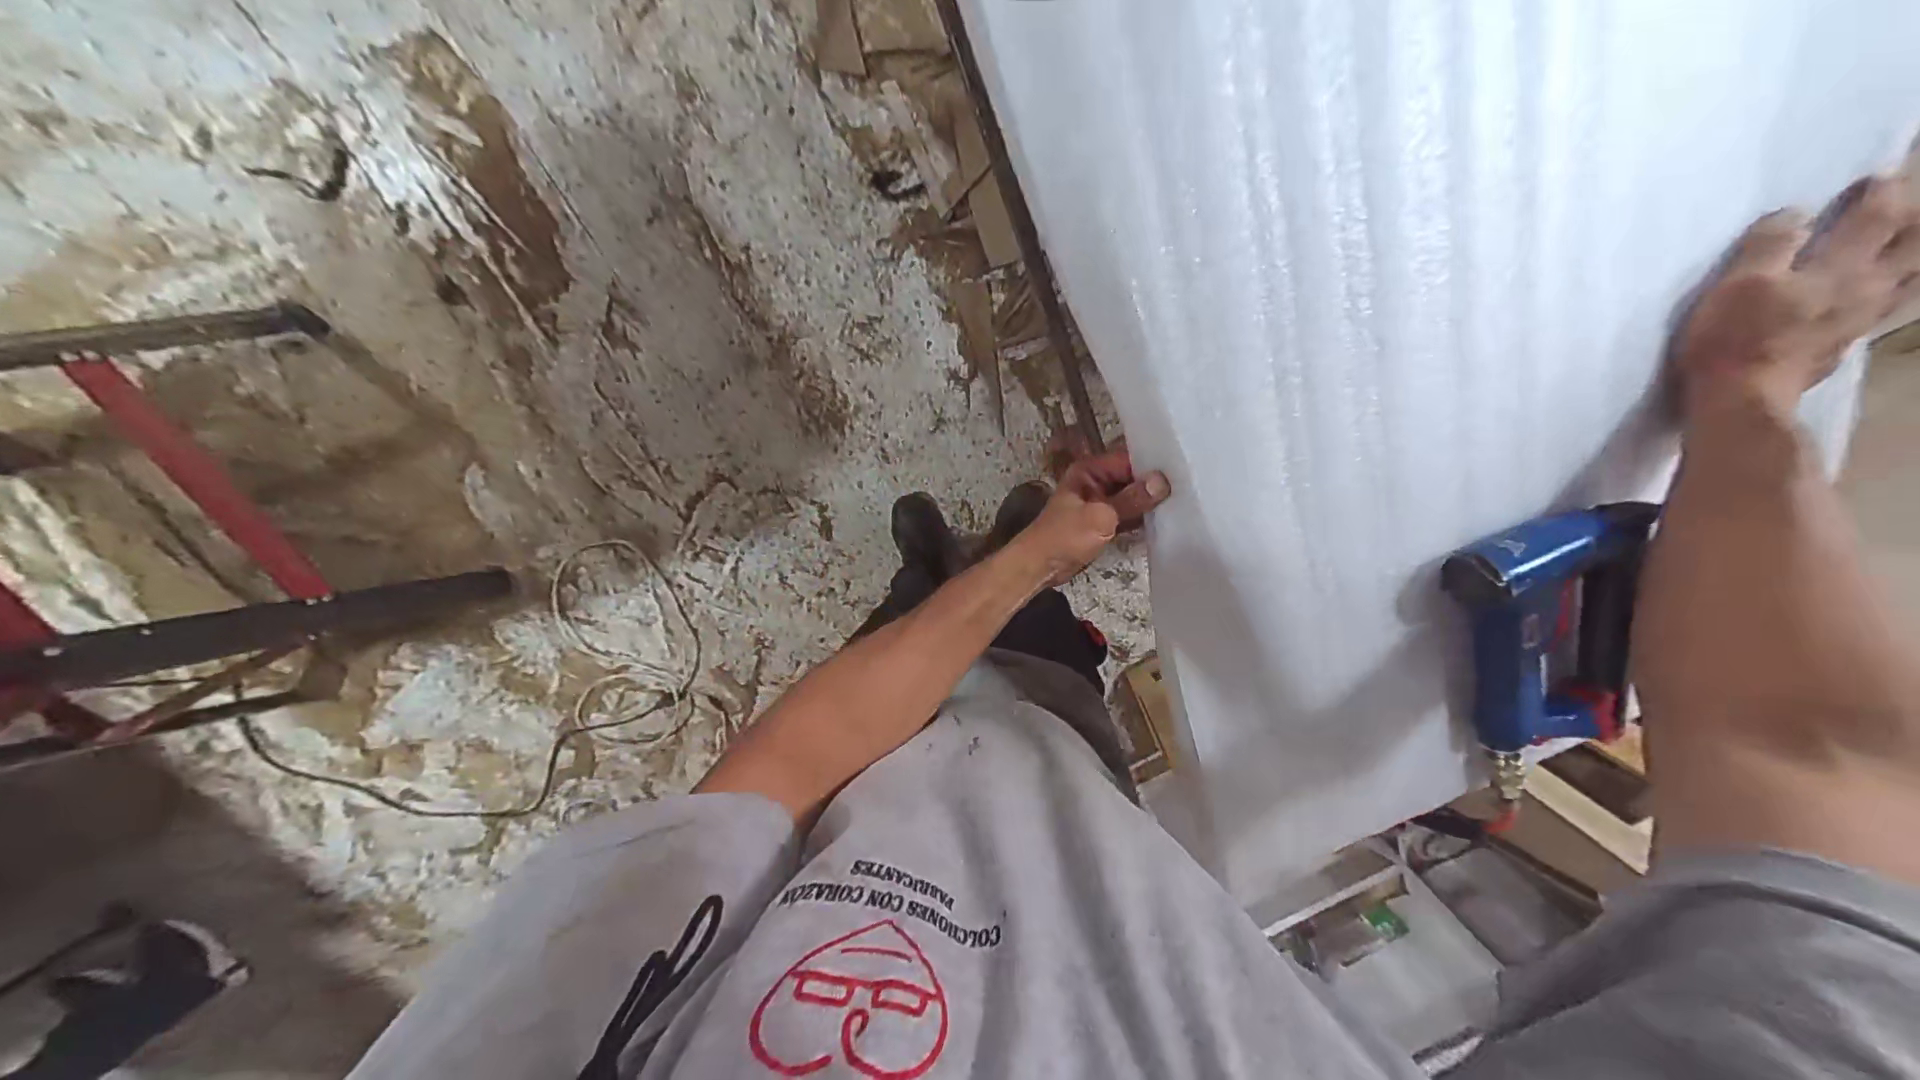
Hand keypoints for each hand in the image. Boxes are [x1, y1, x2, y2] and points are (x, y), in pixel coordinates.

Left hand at [1013, 447, 1170, 586]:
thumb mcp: (1100, 517)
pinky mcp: (1103, 522)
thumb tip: (1162, 482)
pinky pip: (1128, 515)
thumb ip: (1131, 499)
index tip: (1182, 470)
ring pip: (1132, 497)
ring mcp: (1100, 502)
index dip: (1153, 465)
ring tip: (1184, 502)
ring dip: (1150, 503)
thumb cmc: (1065, 536)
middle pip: (1132, 477)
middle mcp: (1095, 481)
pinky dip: (1141, 519)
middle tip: (1189, 487)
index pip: (1128, 459)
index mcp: (1090, 470)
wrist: (1040, 566)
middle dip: (1155, 484)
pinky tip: (1166, 520)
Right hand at [1676, 174, 1919, 417]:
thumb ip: (1767, 247)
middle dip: (1913, 219)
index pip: (1875, 216)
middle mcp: (1866, 286)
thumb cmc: (1731, 339)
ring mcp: (1860, 318)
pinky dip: (1897, 290)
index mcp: (1840, 267)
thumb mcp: (1737, 286)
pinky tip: (1888, 291)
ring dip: (1914, 255)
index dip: (1879, 192)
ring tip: (1909, 246)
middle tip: (1907, 205)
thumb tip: (1793, 214)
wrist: (1741, 397)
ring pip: (1909, 275)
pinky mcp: (1845, 344)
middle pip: (1910, 242)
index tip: (1878, 176)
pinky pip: (1887, 306)